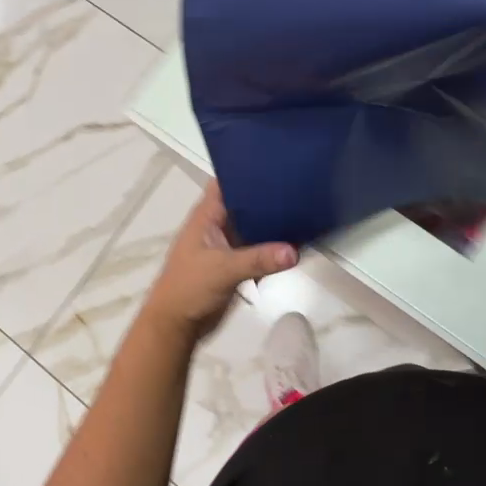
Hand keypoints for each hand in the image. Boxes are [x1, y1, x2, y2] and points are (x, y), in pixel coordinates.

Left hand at [141, 181, 297, 340]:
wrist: (177, 325)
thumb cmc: (190, 287)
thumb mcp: (223, 270)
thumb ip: (258, 259)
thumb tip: (294, 251)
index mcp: (207, 216)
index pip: (227, 182)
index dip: (246, 169)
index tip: (276, 160)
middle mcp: (218, 225)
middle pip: (245, 203)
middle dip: (268, 195)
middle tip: (302, 183)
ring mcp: (227, 244)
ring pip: (254, 226)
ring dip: (274, 222)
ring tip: (308, 207)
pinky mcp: (236, 263)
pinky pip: (258, 249)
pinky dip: (274, 246)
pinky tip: (298, 241)